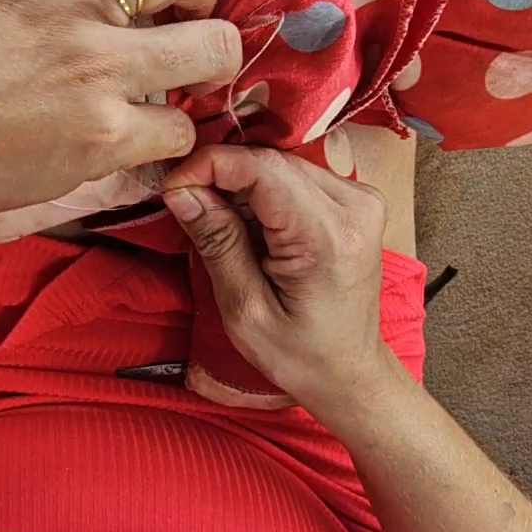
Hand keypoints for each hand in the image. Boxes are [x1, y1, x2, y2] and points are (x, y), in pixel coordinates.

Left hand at [0, 0, 241, 274]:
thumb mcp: (49, 194)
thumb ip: (110, 170)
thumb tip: (149, 151)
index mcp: (107, 138)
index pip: (181, 129)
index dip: (178, 133)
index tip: (163, 128)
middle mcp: (100, 72)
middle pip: (210, 47)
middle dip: (217, 62)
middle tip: (196, 65)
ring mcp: (65, 15)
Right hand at [162, 145, 402, 409]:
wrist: (347, 370)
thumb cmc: (297, 352)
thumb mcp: (243, 307)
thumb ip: (216, 242)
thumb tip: (181, 192)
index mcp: (327, 236)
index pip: (262, 168)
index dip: (208, 165)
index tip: (171, 187)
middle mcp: (354, 206)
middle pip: (270, 161)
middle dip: (218, 176)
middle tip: (184, 205)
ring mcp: (360, 199)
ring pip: (279, 165)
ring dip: (238, 185)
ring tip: (216, 223)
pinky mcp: (355, 201)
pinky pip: (294, 177)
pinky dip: (260, 192)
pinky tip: (247, 224)